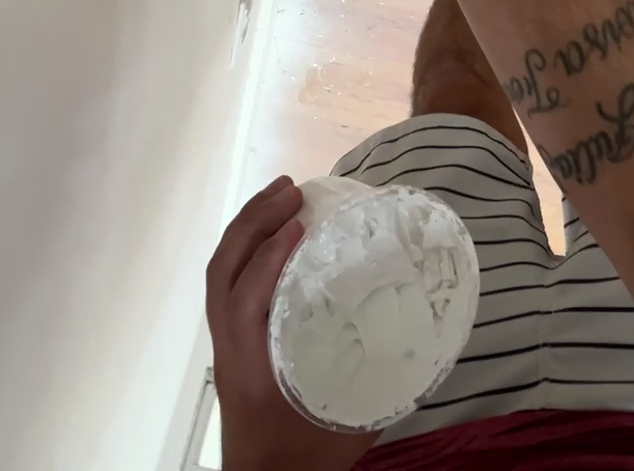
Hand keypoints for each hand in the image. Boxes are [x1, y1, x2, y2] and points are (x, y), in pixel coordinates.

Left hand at [206, 175, 379, 470]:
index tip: (301, 224)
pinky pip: (227, 279)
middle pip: (223, 274)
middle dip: (253, 223)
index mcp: (251, 369)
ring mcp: (223, 342)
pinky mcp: (228, 339)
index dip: (268, 258)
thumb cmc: (307, 460)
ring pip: (220, 273)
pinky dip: (245, 244)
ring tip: (279, 193)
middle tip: (291, 190)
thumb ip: (376, 372)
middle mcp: (228, 350)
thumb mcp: (348, 419)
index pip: (245, 302)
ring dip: (247, 226)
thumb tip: (412, 319)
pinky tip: (271, 229)